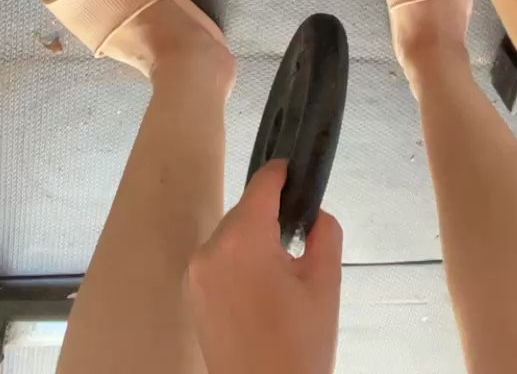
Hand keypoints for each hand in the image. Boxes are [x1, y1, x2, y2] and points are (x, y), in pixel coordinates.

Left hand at [187, 161, 343, 373]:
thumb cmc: (299, 348)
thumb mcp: (325, 284)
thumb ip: (324, 232)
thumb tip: (313, 212)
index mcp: (242, 242)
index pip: (263, 184)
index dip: (284, 172)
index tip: (299, 169)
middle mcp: (209, 249)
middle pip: (247, 209)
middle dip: (273, 214)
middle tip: (301, 230)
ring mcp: (195, 273)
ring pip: (232, 232)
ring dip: (255, 236)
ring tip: (282, 265)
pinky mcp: (191, 293)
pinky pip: (219, 256)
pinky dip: (239, 257)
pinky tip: (261, 282)